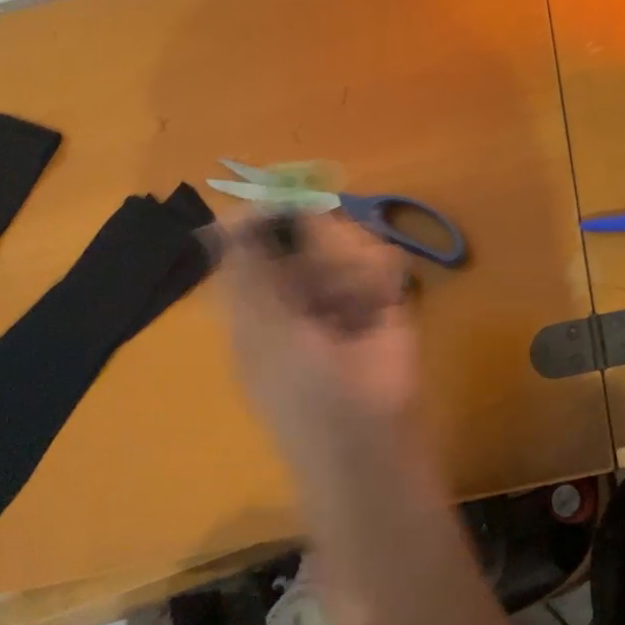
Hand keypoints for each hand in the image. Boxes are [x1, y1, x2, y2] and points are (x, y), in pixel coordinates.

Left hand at [209, 211, 419, 456]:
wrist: (366, 429)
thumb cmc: (299, 387)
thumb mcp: (259, 327)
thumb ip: (248, 265)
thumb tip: (236, 211)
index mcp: (259, 298)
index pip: (259, 238)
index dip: (271, 214)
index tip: (286, 195)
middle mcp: (302, 287)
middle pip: (308, 229)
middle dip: (318, 243)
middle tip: (321, 269)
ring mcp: (346, 289)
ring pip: (348, 238)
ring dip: (350, 266)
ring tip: (353, 304)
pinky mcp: (387, 294)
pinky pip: (382, 258)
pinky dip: (379, 278)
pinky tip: (378, 305)